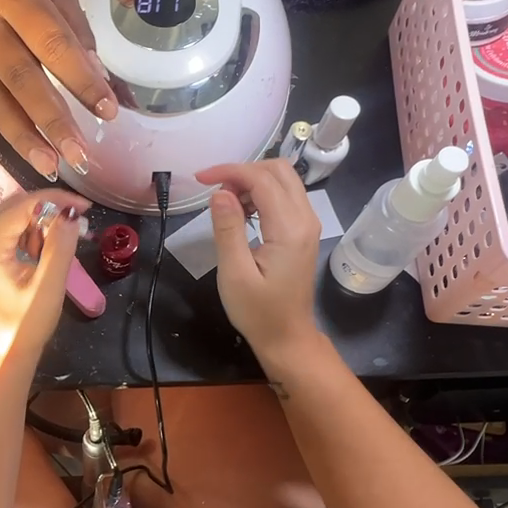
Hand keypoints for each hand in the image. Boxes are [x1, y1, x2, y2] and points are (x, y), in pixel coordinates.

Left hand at [0, 190, 90, 358]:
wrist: (9, 347)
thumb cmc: (27, 323)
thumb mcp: (49, 285)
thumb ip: (60, 246)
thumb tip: (71, 213)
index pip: (23, 205)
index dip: (56, 201)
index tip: (85, 207)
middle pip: (18, 205)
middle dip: (51, 209)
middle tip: (80, 220)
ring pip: (17, 214)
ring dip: (43, 222)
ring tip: (64, 241)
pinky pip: (14, 228)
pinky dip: (35, 232)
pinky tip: (48, 250)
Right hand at [195, 160, 324, 363]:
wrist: (287, 337)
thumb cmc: (258, 311)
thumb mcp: (234, 273)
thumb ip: (228, 229)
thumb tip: (220, 192)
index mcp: (290, 229)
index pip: (262, 180)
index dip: (230, 171)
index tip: (199, 179)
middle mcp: (305, 219)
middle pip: (279, 171)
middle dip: (242, 170)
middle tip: (213, 188)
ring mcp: (308, 224)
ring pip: (283, 181)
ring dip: (251, 181)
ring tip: (223, 202)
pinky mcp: (302, 231)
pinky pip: (284, 197)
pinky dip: (260, 193)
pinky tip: (240, 211)